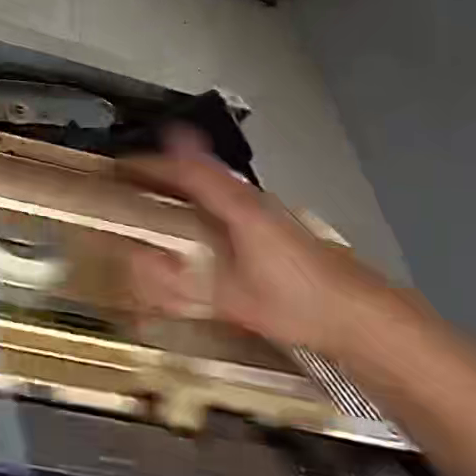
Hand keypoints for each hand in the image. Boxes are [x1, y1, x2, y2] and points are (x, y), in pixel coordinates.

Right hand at [119, 126, 395, 354]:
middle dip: (162, 169)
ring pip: (213, 181)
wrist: (353, 310)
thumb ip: (182, 281)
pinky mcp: (270, 223)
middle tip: (131, 176)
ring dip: (182, 180)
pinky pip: (225, 197)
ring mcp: (262, 207)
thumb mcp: (232, 296)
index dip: (151, 166)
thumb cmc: (295, 300)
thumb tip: (141, 263)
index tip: (122, 165)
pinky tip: (195, 221)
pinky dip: (201, 197)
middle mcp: (248, 198)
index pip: (185, 171)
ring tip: (155, 193)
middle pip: (197, 168)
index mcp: (236, 205)